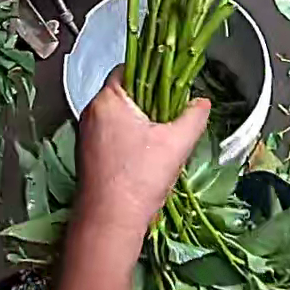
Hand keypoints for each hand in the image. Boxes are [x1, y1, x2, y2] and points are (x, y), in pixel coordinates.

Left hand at [74, 69, 210, 242]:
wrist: (109, 220)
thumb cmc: (137, 180)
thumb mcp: (176, 144)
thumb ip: (193, 116)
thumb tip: (202, 102)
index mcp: (108, 100)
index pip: (127, 68)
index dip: (151, 69)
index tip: (170, 77)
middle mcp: (91, 112)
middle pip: (124, 91)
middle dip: (148, 98)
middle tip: (171, 109)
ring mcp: (87, 132)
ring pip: (117, 114)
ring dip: (139, 119)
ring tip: (162, 134)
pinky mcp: (88, 151)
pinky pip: (110, 132)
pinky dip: (128, 136)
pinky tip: (146, 152)